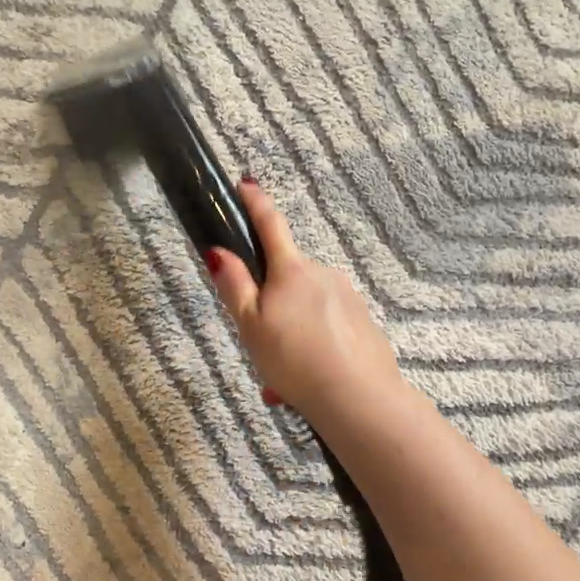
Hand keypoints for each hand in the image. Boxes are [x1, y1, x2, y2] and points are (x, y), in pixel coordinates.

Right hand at [206, 180, 401, 422]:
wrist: (357, 396)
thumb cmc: (294, 361)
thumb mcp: (251, 326)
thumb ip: (234, 286)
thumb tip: (216, 251)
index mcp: (291, 271)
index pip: (269, 226)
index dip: (254, 203)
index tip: (244, 184)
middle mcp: (323, 273)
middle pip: (286, 281)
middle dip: (270, 308)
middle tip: (260, 349)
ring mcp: (347, 296)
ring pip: (305, 311)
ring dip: (290, 336)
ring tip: (283, 379)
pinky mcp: (362, 320)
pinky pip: (326, 329)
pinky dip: (311, 349)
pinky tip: (305, 382)